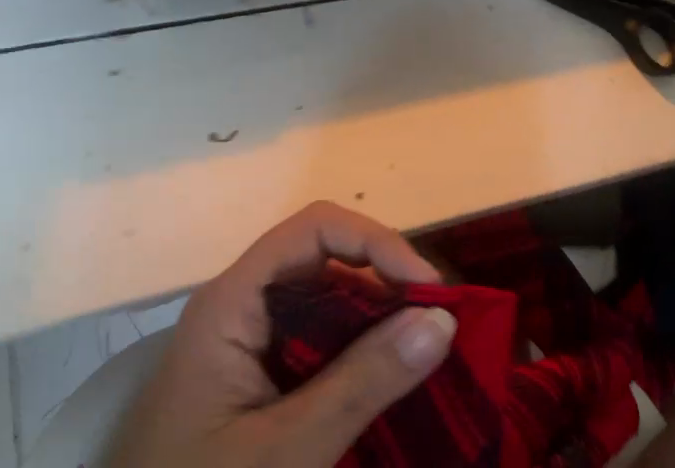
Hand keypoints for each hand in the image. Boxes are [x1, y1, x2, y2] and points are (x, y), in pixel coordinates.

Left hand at [108, 201, 456, 467]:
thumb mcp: (285, 451)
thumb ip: (361, 384)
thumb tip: (442, 317)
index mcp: (232, 302)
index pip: (314, 228)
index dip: (376, 242)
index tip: (428, 290)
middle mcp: (241, 306)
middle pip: (324, 257)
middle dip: (386, 279)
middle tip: (441, 324)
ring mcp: (248, 341)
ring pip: (326, 298)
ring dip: (378, 315)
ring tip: (428, 349)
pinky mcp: (258, 376)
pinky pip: (318, 340)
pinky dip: (360, 349)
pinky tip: (392, 377)